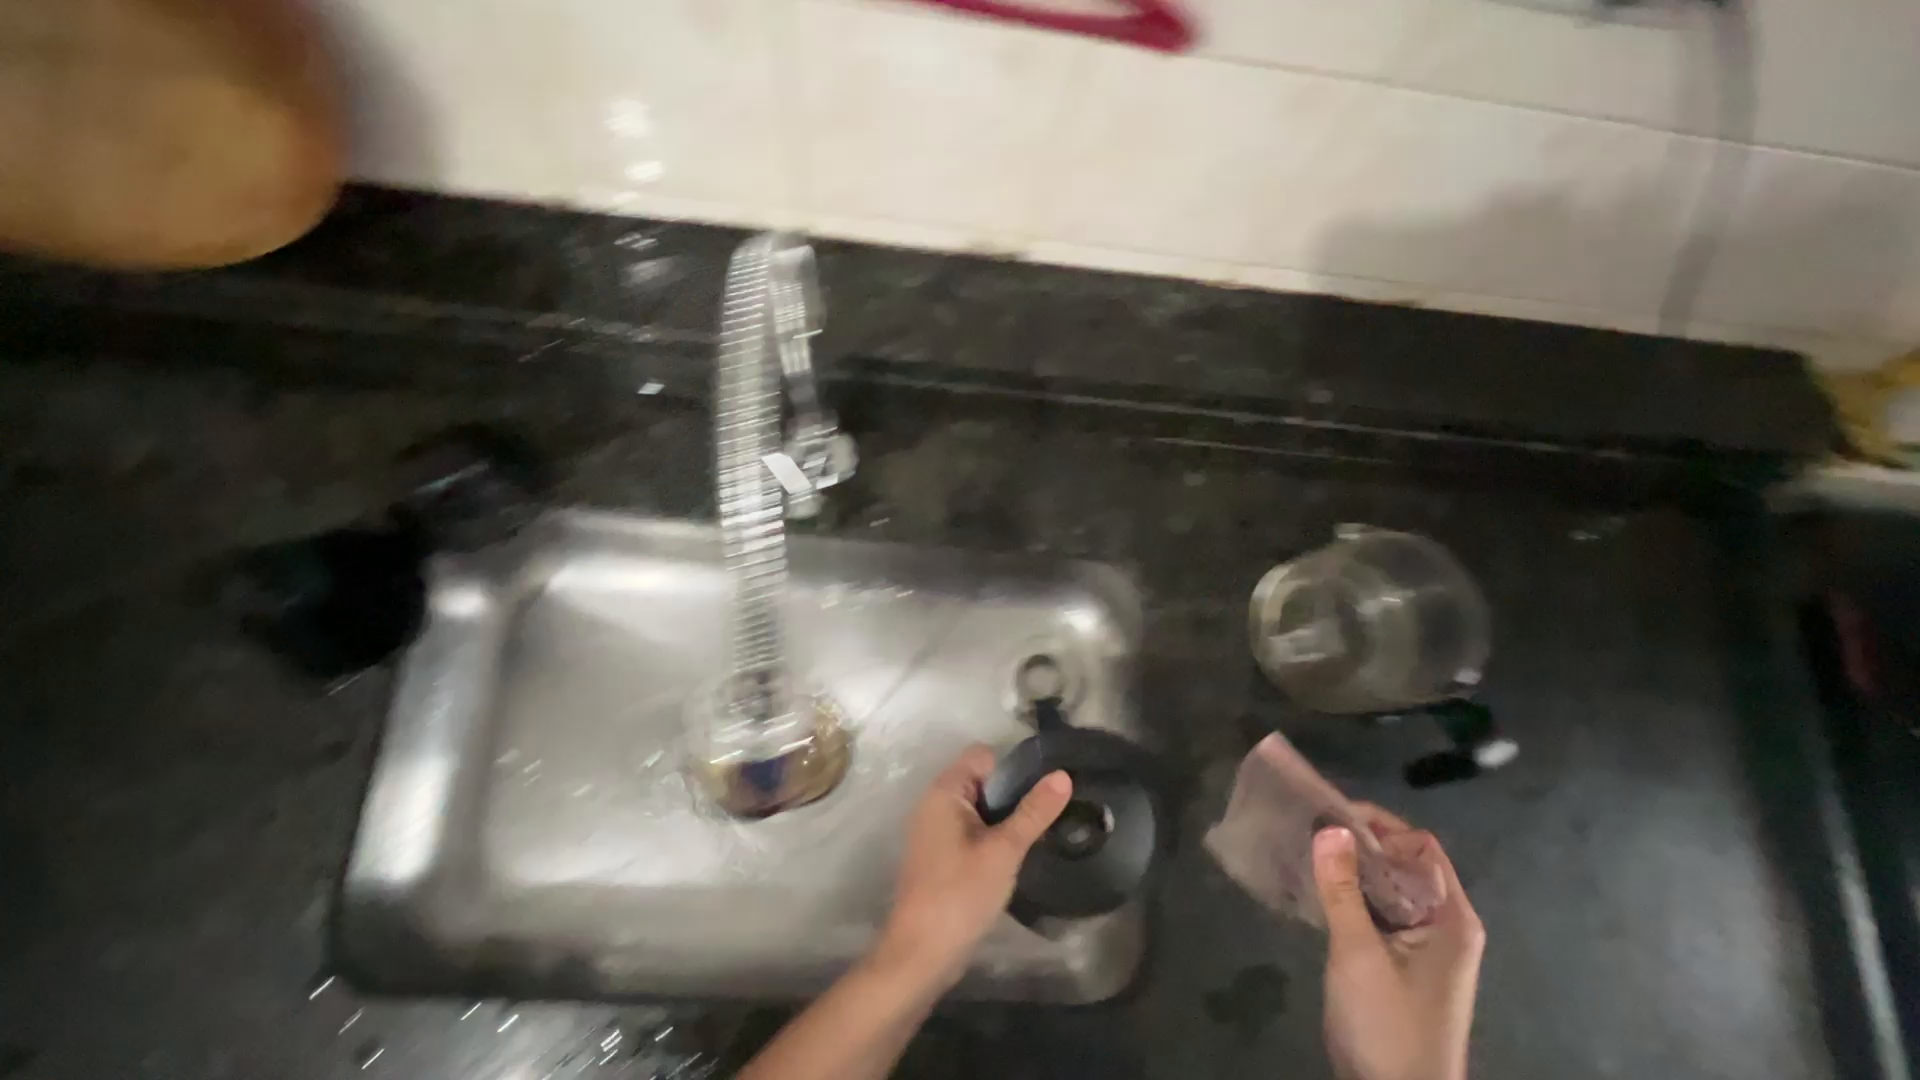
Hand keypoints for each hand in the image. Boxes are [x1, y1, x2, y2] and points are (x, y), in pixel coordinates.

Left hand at [874, 745, 1072, 988]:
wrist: (921, 953)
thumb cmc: (961, 893)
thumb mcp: (1004, 850)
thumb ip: (1033, 811)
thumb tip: (1062, 775)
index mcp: (944, 791)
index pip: (983, 756)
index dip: (1013, 768)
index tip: (1041, 794)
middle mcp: (934, 803)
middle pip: (982, 781)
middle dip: (1012, 796)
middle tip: (1044, 819)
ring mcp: (934, 831)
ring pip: (978, 809)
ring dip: (1004, 820)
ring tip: (1034, 839)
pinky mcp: (939, 856)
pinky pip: (970, 832)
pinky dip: (990, 839)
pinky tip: (1011, 861)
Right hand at [1313, 807, 1484, 1079]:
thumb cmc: (1388, 1024)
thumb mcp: (1359, 953)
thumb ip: (1342, 888)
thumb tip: (1329, 826)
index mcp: (1451, 918)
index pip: (1420, 847)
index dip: (1379, 826)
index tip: (1329, 818)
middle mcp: (1444, 925)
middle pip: (1404, 864)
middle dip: (1359, 844)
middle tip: (1310, 832)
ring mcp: (1423, 947)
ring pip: (1387, 889)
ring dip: (1351, 870)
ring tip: (1307, 855)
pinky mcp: (1401, 963)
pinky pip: (1377, 912)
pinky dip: (1351, 896)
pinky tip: (1317, 891)